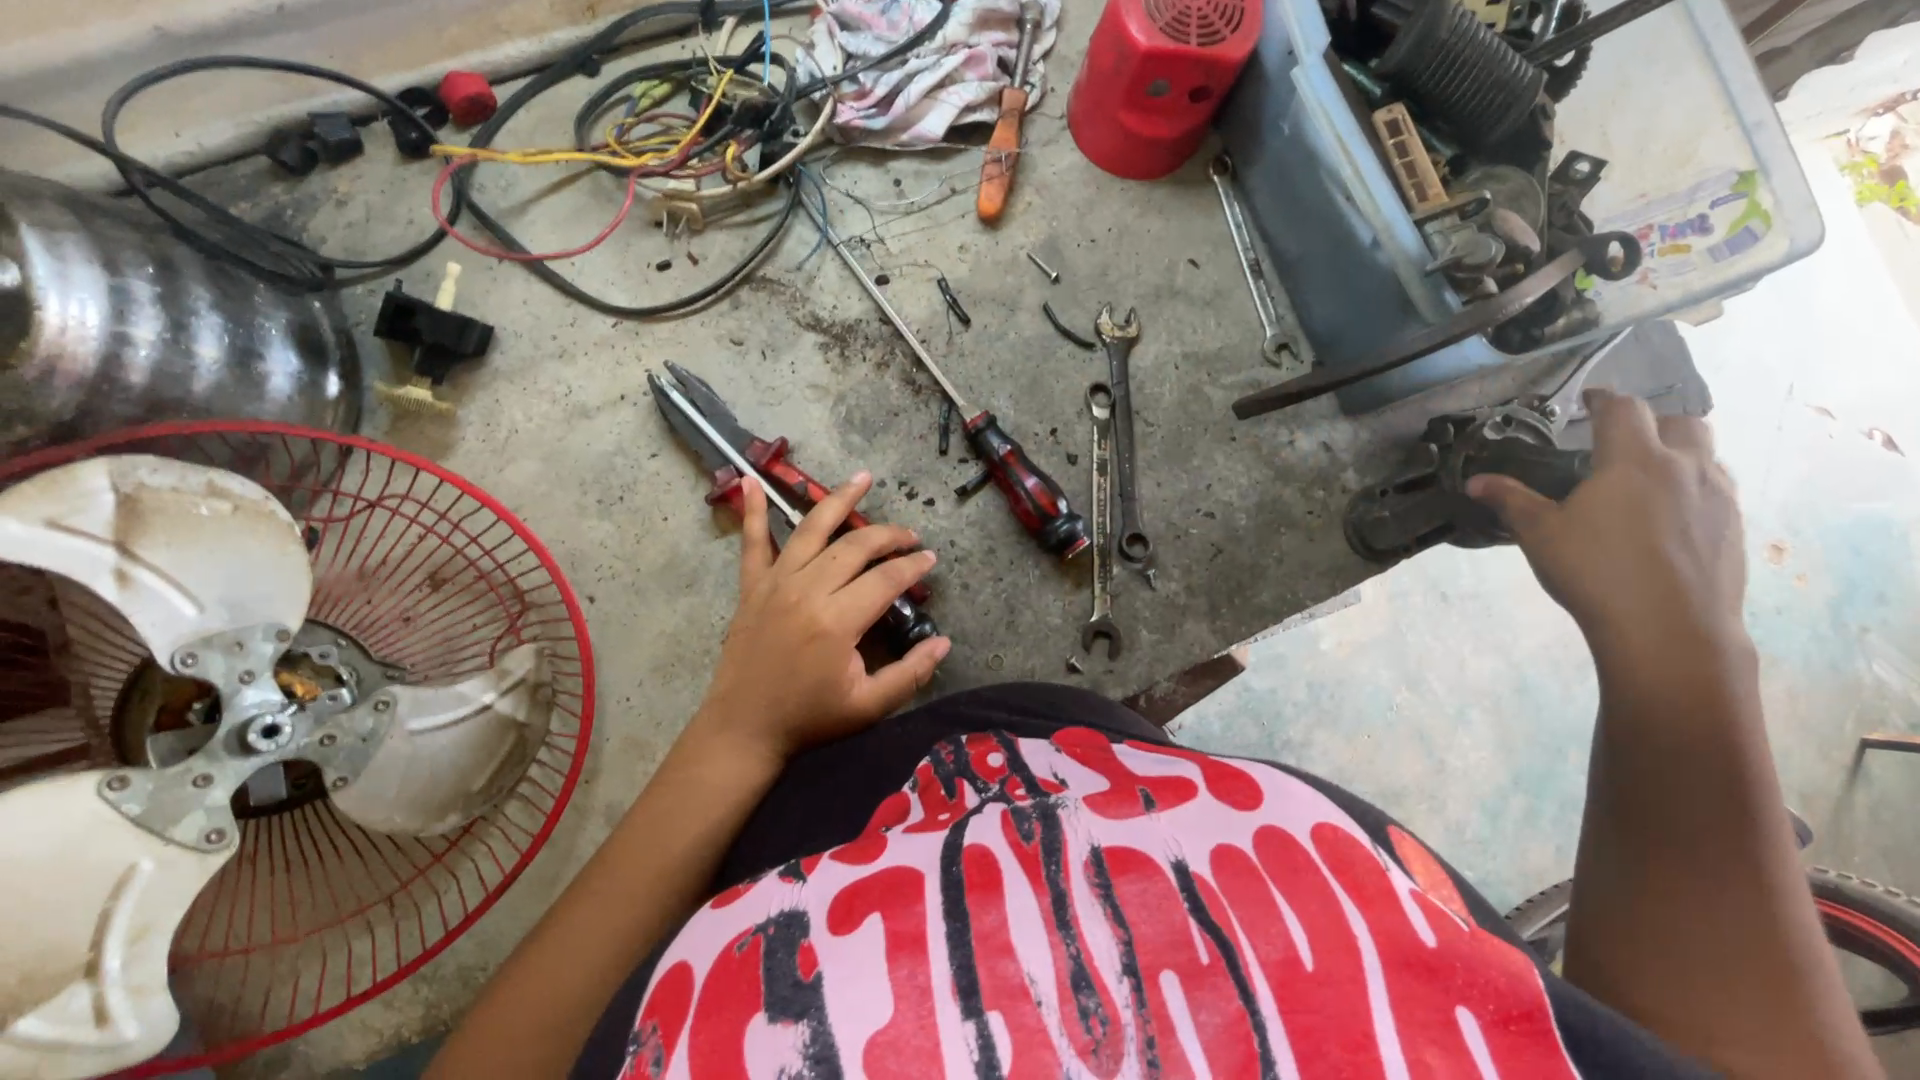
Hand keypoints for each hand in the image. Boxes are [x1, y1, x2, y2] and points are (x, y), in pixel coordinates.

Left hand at [689, 471, 949, 763]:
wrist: (744, 728)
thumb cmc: (809, 718)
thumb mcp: (869, 705)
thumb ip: (911, 673)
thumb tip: (944, 643)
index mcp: (837, 620)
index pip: (886, 579)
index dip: (913, 566)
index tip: (931, 559)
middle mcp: (807, 590)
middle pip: (855, 546)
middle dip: (889, 535)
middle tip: (911, 536)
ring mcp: (775, 584)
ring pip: (812, 529)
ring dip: (839, 500)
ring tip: (862, 478)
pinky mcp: (752, 587)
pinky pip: (753, 543)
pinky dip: (753, 511)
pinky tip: (752, 480)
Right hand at [1468, 390, 1745, 656]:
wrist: (1669, 629)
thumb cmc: (1596, 572)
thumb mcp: (1540, 535)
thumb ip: (1511, 501)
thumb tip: (1477, 482)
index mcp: (1634, 460)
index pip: (1624, 409)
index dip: (1604, 400)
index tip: (1590, 402)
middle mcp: (1685, 467)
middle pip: (1681, 423)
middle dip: (1652, 424)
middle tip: (1622, 443)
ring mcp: (1718, 498)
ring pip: (1706, 456)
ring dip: (1678, 456)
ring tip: (1645, 481)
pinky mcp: (1735, 528)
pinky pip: (1716, 492)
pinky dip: (1692, 490)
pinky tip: (1667, 520)